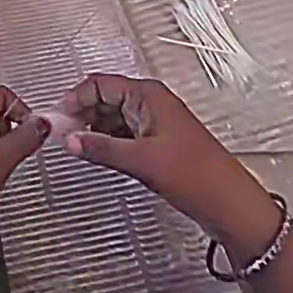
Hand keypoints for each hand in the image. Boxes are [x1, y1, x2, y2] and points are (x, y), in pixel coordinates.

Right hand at [56, 74, 271, 234]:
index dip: (76, 98)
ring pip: (113, 116)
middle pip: (105, 97)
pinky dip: (108, 140)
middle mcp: (150, 102)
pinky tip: (100, 153)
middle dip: (83, 113)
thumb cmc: (197, 176)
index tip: (59, 116)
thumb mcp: (140, 161)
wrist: (232, 208)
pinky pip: (124, 132)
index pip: (100, 84)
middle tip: (64, 132)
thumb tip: (70, 138)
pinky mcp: (158, 141)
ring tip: (79, 145)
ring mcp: (155, 122)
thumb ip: (100, 147)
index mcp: (147, 95)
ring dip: (94, 128)